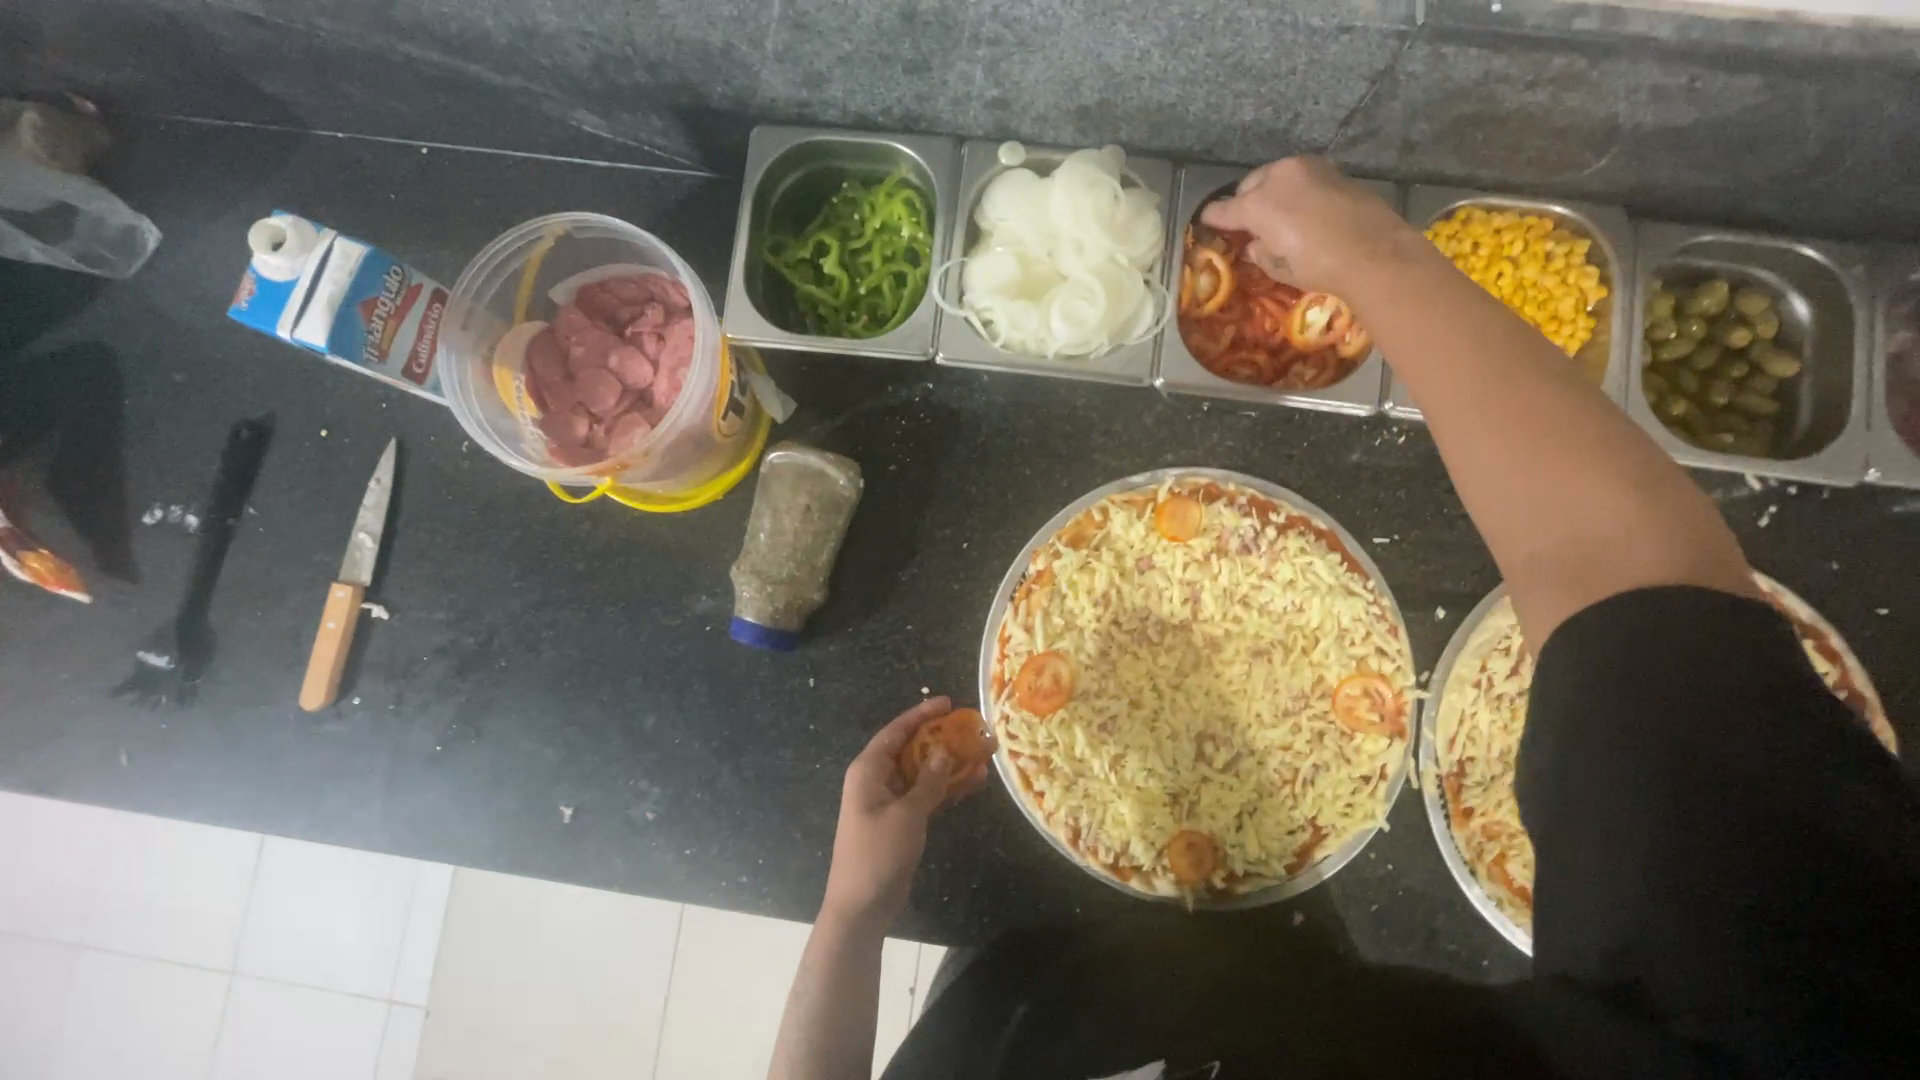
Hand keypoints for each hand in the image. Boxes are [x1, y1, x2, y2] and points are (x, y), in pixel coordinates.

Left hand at [820, 696, 991, 932]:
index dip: (921, 715)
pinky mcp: (903, 821)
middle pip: (913, 749)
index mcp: (869, 770)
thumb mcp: (907, 815)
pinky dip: (948, 789)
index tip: (947, 702)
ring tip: (984, 753)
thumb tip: (945, 752)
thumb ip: (928, 781)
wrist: (862, 907)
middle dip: (943, 739)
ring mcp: (890, 801)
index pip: (896, 731)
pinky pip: (928, 795)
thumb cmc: (877, 854)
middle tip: (973, 729)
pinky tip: (976, 782)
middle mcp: (878, 779)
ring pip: (924, 772)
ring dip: (951, 764)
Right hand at [1199, 157, 1411, 296]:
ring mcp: (1309, 169)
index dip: (1213, 218)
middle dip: (1245, 201)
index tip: (1206, 221)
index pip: (1223, 209)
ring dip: (1272, 193)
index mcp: (1257, 202)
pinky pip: (1303, 180)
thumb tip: (1255, 244)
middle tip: (1248, 223)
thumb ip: (1260, 252)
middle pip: (1250, 185)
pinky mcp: (1334, 172)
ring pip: (1278, 177)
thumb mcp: (1278, 267)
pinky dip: (1297, 193)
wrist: (1374, 253)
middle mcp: (1279, 176)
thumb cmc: (1317, 266)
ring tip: (1276, 216)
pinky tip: (1303, 213)